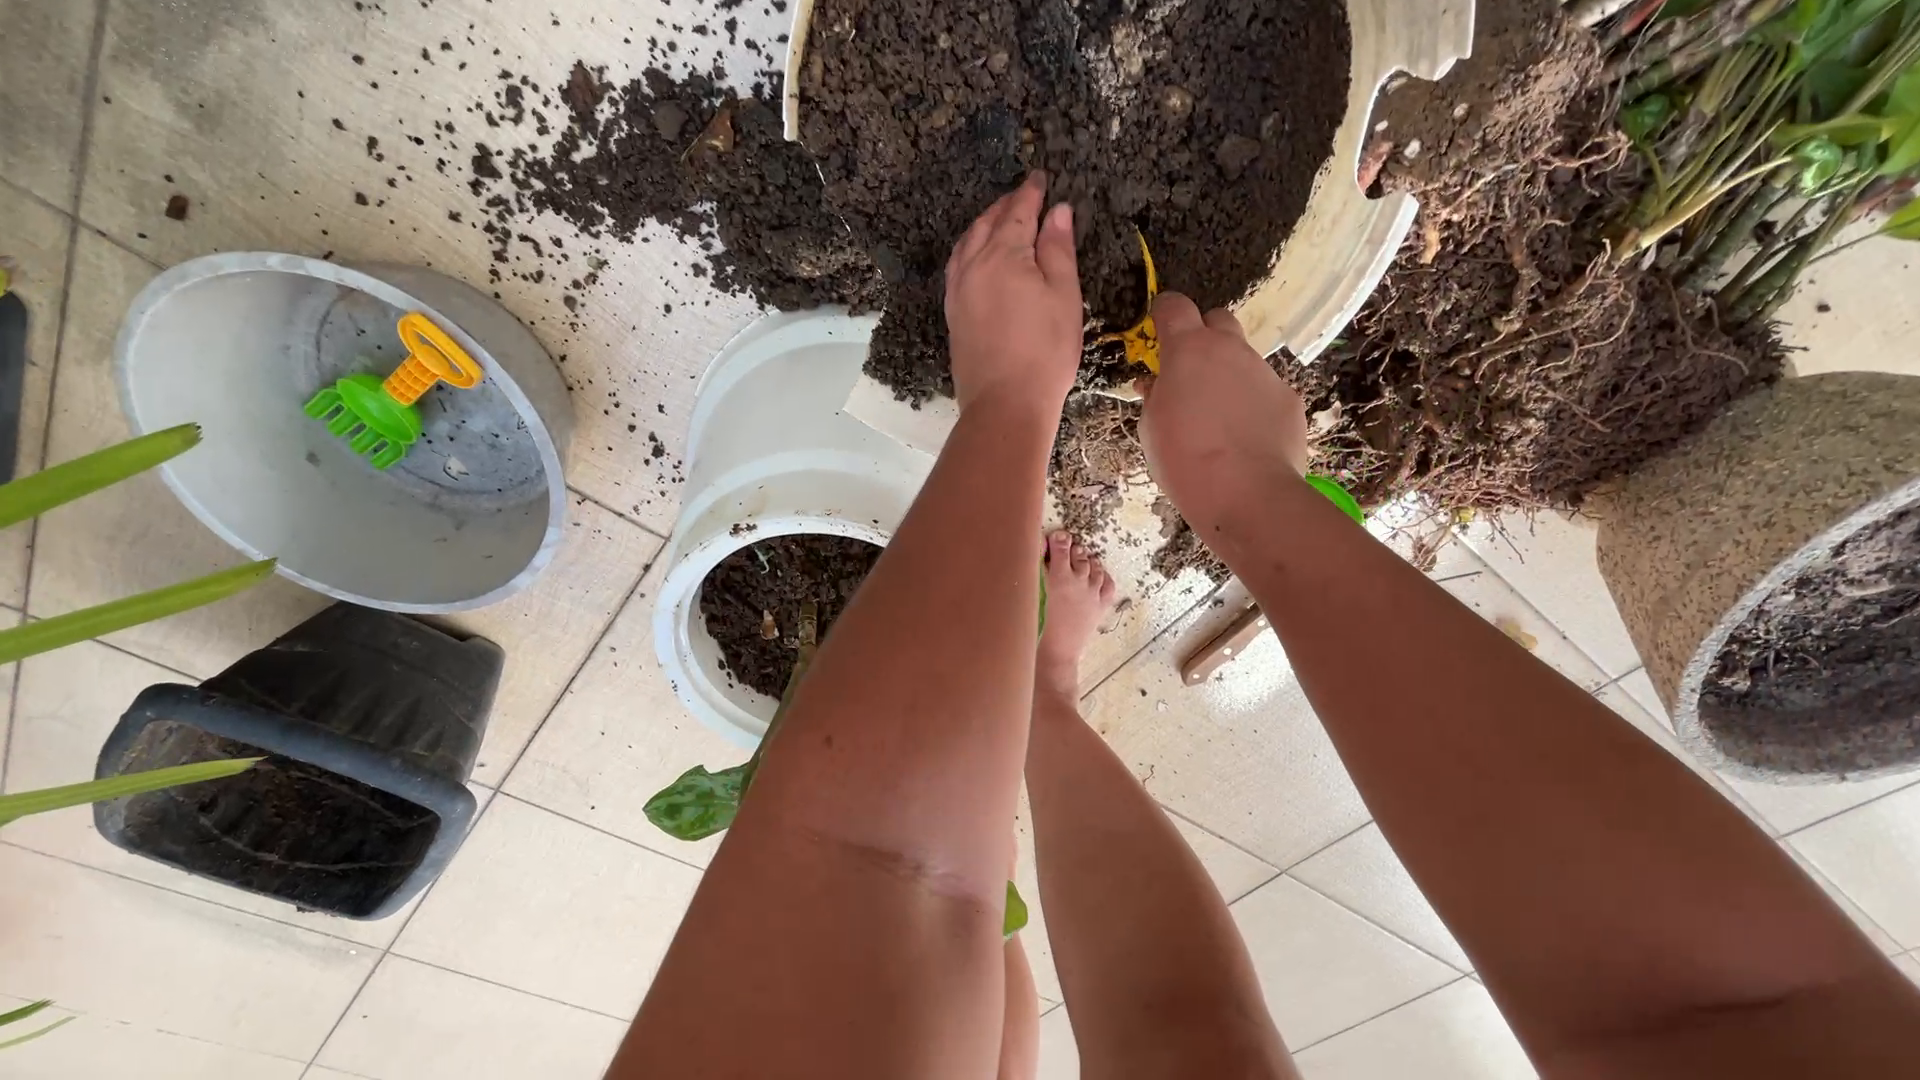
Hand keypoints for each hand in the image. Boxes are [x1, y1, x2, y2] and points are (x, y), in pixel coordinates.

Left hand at [944, 172, 1082, 413]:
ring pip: (967, 244)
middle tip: (1023, 195)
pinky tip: (976, 257)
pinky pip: (957, 267)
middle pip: (987, 223)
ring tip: (999, 220)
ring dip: (983, 226)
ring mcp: (958, 292)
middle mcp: (973, 266)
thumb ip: (1058, 250)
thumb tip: (1057, 212)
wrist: (1005, 404)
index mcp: (1003, 255)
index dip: (1031, 192)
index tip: (1040, 176)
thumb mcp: (1064, 297)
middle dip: (1006, 206)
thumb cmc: (1044, 353)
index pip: (1017, 212)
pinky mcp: (953, 315)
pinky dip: (969, 250)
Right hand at [1138, 292, 1308, 529]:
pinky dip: (1253, 407)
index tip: (1158, 327)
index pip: (1174, 306)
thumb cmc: (1183, 459)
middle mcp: (1231, 350)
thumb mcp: (1151, 428)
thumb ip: (1155, 397)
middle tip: (1191, 371)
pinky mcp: (1289, 399)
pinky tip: (1246, 440)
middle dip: (1204, 335)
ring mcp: (1265, 372)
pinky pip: (1265, 393)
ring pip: (1243, 361)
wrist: (1246, 493)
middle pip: (1218, 319)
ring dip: (1229, 377)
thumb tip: (1157, 384)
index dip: (1164, 312)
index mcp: (1188, 351)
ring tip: (1219, 421)